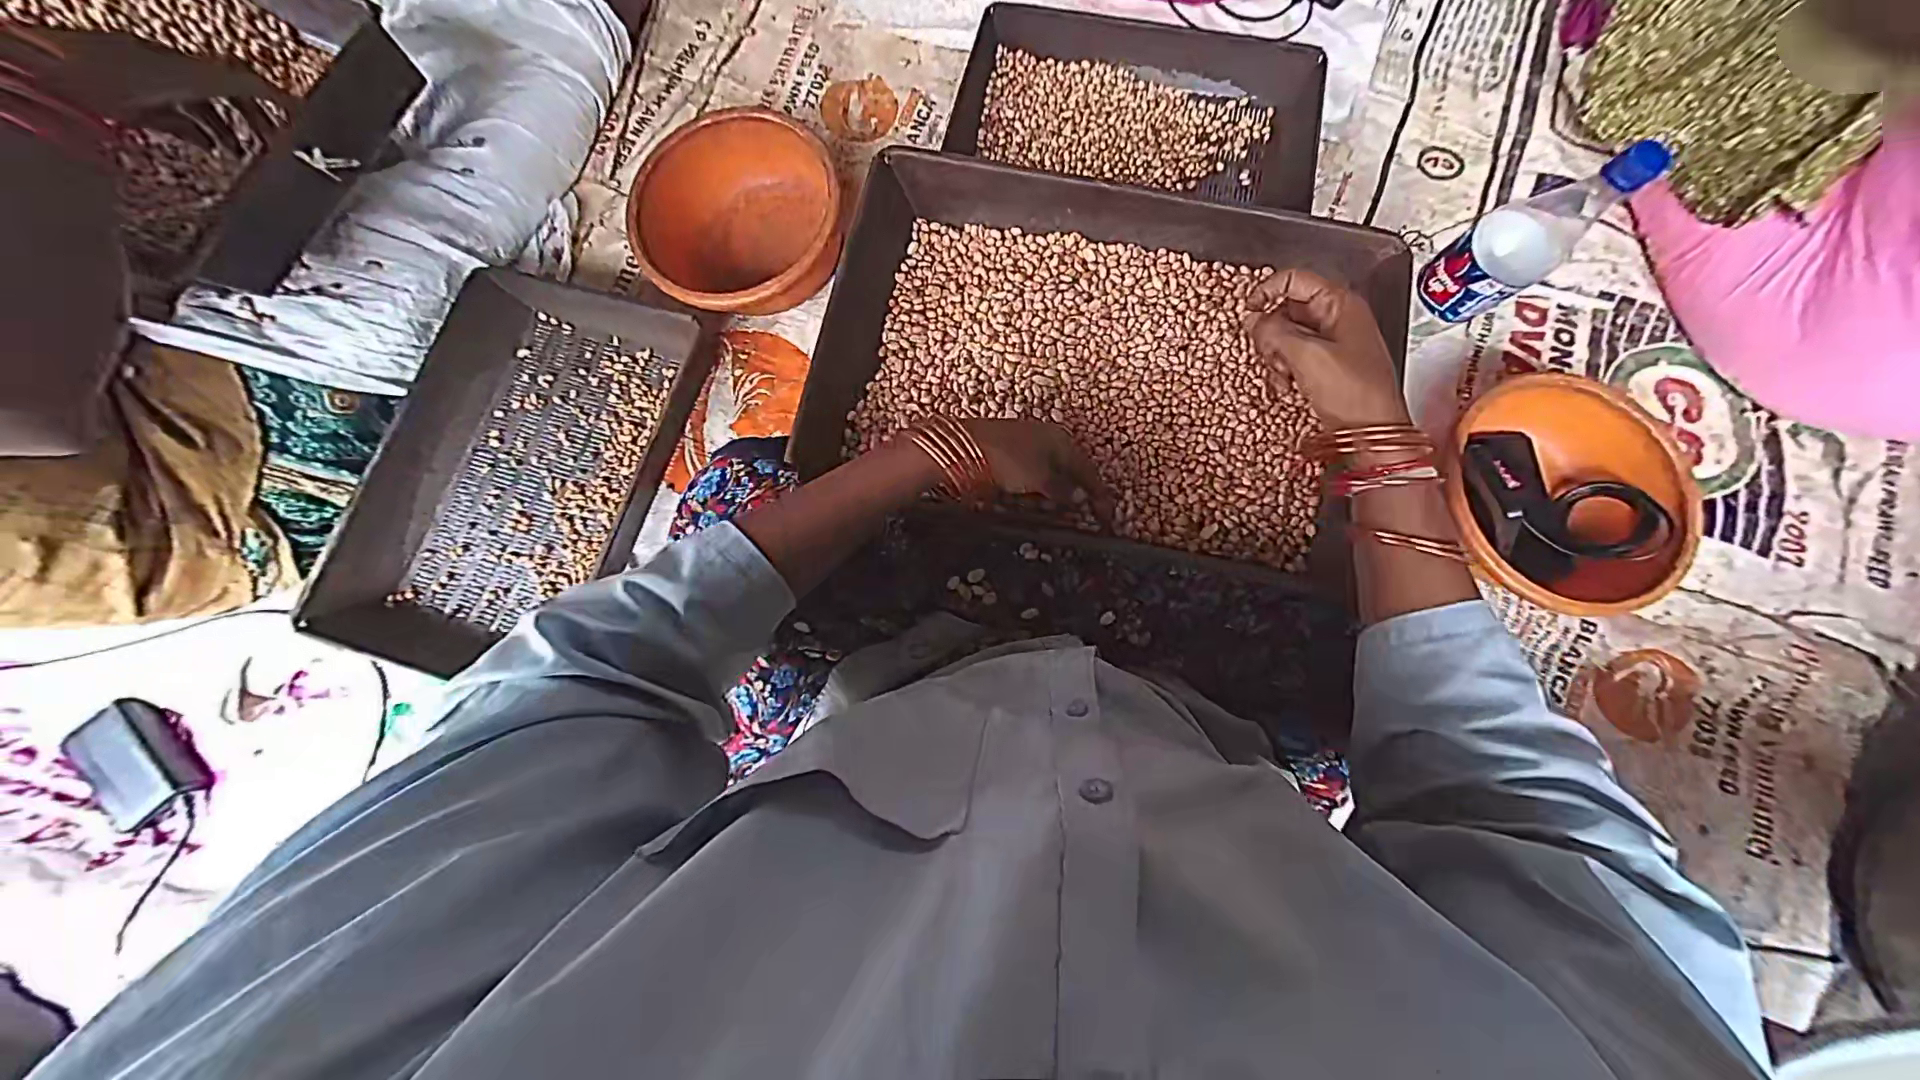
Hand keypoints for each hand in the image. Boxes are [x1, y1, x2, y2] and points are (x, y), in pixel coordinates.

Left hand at [961, 419, 1114, 523]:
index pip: (1088, 470)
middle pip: (1066, 475)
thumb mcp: (1040, 479)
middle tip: (1071, 519)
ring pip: (1045, 480)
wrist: (959, 449)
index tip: (1106, 517)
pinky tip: (1021, 503)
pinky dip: (1028, 494)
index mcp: (1061, 441)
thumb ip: (1062, 490)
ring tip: (1043, 512)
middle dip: (1069, 498)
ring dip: (1047, 498)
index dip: (1098, 495)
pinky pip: (1025, 481)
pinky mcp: (1005, 459)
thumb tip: (1081, 498)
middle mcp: (1045, 441)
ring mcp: (1024, 449)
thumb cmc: (1007, 460)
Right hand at [1242, 268, 1409, 429]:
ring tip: (1283, 375)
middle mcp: (1335, 317)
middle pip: (1286, 310)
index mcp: (1339, 304)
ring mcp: (1330, 341)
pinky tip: (1286, 385)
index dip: (1266, 292)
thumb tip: (1252, 319)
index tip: (1248, 312)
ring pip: (1285, 336)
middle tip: (1271, 354)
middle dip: (1271, 334)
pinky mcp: (1323, 363)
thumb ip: (1274, 333)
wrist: (1370, 430)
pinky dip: (1282, 370)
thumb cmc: (1352, 390)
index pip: (1294, 280)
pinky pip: (1292, 357)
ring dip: (1275, 356)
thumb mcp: (1306, 356)